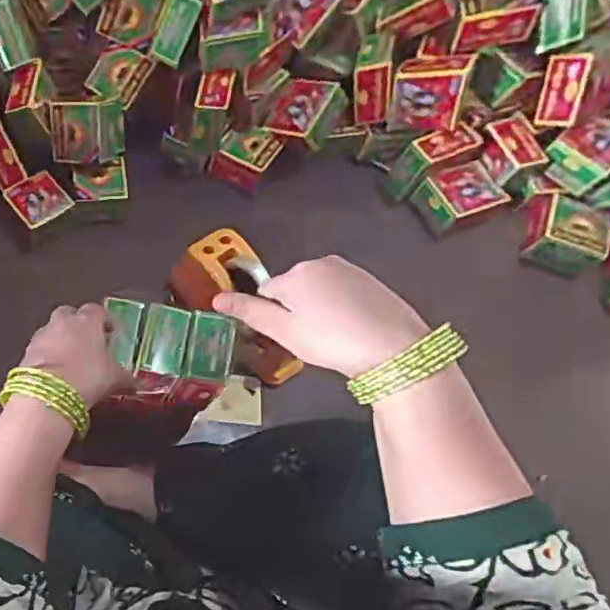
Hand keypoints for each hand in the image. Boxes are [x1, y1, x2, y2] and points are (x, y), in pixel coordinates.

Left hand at [19, 303, 125, 404]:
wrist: (48, 395)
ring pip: (52, 330)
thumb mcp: (114, 378)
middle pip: (70, 314)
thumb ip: (126, 377)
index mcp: (86, 321)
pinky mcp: (26, 352)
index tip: (110, 332)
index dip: (105, 320)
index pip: (97, 310)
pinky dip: (47, 355)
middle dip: (77, 325)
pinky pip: (40, 348)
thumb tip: (136, 383)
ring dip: (60, 340)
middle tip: (88, 342)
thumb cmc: (87, 377)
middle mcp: (62, 322)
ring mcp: (41, 336)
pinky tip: (55, 371)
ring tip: (70, 360)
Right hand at [214, 256, 430, 377]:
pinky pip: (340, 292)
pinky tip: (350, 328)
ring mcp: (347, 269)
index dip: (271, 317)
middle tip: (309, 339)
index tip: (287, 336)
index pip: (265, 292)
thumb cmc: (330, 341)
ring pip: (316, 290)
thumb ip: (249, 312)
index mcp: (294, 274)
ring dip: (317, 309)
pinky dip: (339, 308)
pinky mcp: (369, 279)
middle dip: (294, 310)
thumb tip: (217, 299)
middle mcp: (319, 263)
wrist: (393, 346)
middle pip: (291, 288)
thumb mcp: (283, 331)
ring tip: (332, 336)